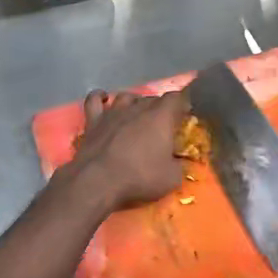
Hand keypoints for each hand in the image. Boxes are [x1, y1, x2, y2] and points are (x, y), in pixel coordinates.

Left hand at [67, 90, 188, 210]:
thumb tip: (180, 162)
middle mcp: (136, 108)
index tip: (185, 115)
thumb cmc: (139, 177)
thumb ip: (180, 165)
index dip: (182, 104)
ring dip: (134, 102)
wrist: (98, 181)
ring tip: (137, 113)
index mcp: (160, 117)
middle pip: (151, 98)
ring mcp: (112, 112)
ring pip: (126, 96)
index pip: (176, 98)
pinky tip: (104, 99)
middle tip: (162, 124)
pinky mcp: (92, 121)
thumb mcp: (172, 178)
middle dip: (159, 107)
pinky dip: (100, 97)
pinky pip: (94, 100)